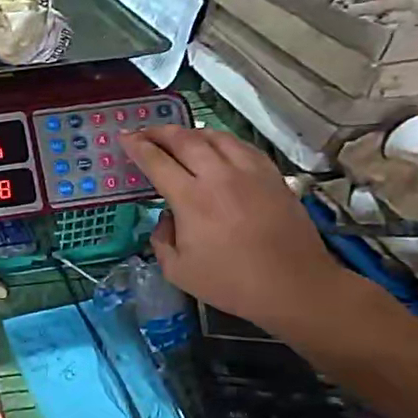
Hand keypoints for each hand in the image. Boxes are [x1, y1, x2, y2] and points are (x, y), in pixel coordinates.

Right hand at [121, 125, 349, 330]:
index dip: (137, 147)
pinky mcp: (272, 175)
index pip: (156, 161)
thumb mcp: (177, 270)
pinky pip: (241, 145)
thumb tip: (166, 218)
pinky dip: (221, 140)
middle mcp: (219, 176)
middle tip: (145, 132)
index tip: (124, 138)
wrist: (294, 286)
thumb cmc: (231, 282)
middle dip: (159, 132)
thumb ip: (161, 239)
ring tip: (178, 137)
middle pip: (184, 140)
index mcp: (191, 199)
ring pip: (214, 136)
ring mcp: (249, 171)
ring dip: (190, 132)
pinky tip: (217, 147)